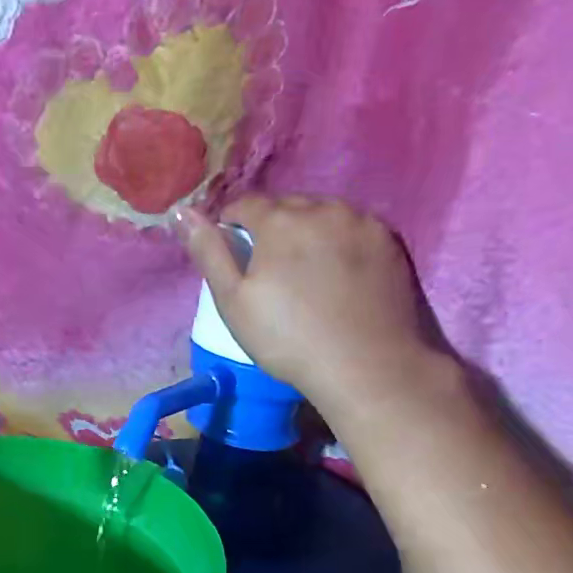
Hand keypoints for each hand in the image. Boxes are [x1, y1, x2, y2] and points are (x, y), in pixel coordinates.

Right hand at [177, 196, 449, 416]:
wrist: (367, 367)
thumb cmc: (290, 339)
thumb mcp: (234, 302)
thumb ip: (208, 251)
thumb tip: (181, 211)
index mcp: (280, 218)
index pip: (246, 204)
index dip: (234, 223)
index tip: (236, 250)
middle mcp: (322, 208)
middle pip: (288, 206)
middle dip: (274, 225)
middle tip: (274, 266)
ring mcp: (361, 223)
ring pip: (325, 214)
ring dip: (311, 229)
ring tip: (311, 269)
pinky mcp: (390, 242)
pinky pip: (355, 229)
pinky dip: (344, 241)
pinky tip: (344, 273)